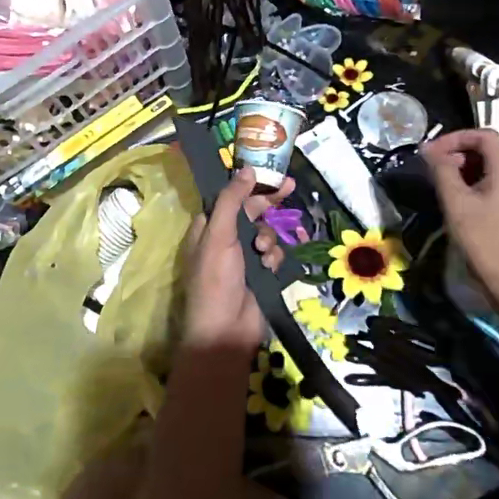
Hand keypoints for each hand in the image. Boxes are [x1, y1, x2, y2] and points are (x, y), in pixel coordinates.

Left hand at [182, 167, 292, 350]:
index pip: (230, 196)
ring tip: (263, 252)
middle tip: (291, 186)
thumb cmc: (215, 279)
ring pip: (266, 232)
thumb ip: (232, 200)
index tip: (270, 173)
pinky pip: (274, 255)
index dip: (250, 184)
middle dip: (268, 202)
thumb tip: (248, 168)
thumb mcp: (219, 235)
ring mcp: (243, 258)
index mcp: (208, 227)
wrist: (226, 330)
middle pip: (251, 211)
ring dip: (269, 238)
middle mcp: (224, 239)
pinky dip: (274, 258)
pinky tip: (269, 267)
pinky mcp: (260, 274)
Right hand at [422, 129, 498, 301]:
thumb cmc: (484, 241)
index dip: (456, 138)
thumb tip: (429, 149)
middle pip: (489, 149)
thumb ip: (442, 171)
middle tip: (434, 168)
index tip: (432, 152)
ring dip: (464, 168)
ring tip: (442, 183)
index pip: (485, 135)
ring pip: (490, 166)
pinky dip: (473, 182)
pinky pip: (494, 183)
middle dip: (458, 152)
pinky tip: (457, 199)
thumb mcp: (456, 203)